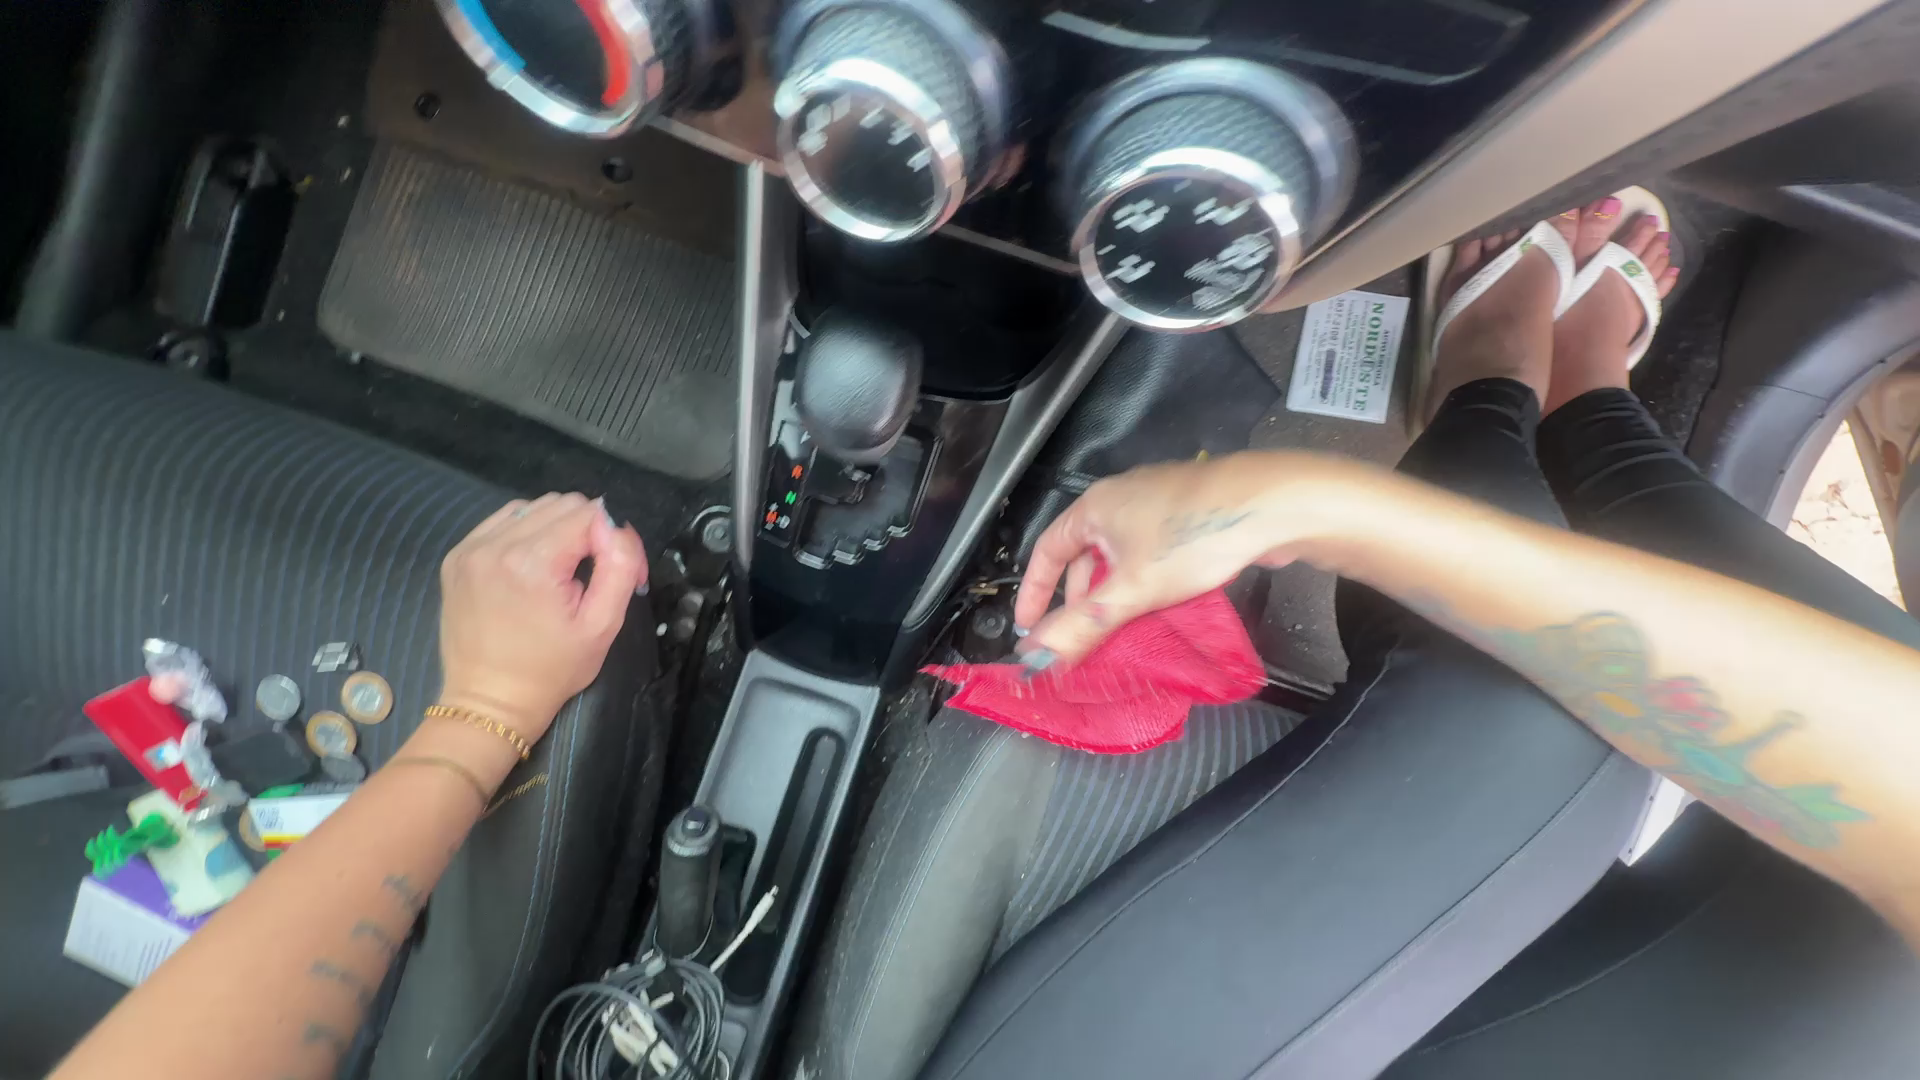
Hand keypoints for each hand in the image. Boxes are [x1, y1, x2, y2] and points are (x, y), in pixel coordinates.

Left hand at [436, 492, 648, 741]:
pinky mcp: (457, 556)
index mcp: (533, 562)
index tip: (615, 573)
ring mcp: (470, 548)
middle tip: (590, 572)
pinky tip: (533, 564)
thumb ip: (620, 566)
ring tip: (560, 569)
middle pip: (562, 503)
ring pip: (533, 506)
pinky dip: (527, 532)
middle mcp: (495, 545)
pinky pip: (504, 520)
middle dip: (587, 530)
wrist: (490, 700)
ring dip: (557, 528)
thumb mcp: (604, 624)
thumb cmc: (553, 668)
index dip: (613, 538)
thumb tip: (618, 527)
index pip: (590, 513)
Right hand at [1013, 451, 1373, 666]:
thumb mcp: (1131, 589)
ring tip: (1120, 627)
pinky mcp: (1188, 512)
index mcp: (1094, 507)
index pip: (1046, 550)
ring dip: (1113, 591)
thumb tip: (1035, 658)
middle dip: (1078, 597)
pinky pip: (1148, 550)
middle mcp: (1119, 498)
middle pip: (1083, 553)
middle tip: (1080, 634)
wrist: (1273, 504)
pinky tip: (1158, 605)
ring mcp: (1156, 501)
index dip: (1034, 591)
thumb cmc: (1192, 539)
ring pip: (1119, 554)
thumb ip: (1082, 624)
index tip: (1029, 627)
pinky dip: (1142, 580)